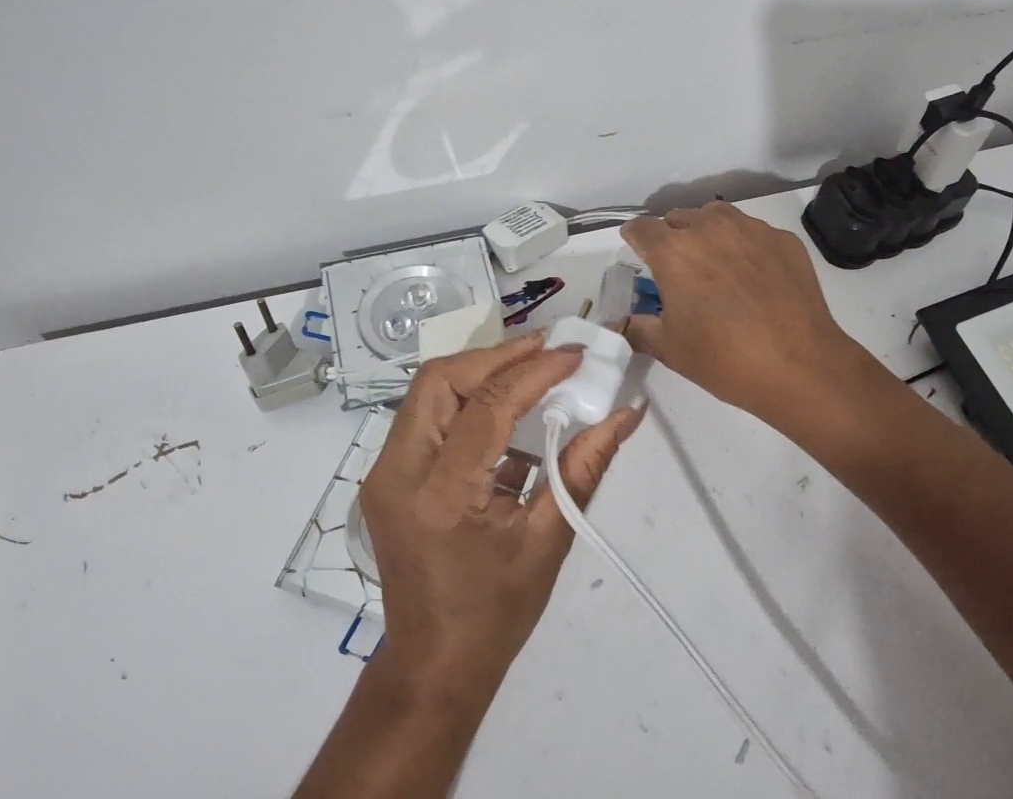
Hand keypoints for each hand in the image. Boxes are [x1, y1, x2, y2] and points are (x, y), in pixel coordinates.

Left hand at [358, 333, 645, 691]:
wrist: (434, 662)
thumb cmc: (497, 613)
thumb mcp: (549, 541)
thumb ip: (584, 468)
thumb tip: (627, 413)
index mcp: (442, 496)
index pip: (489, 406)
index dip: (537, 371)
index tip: (577, 354)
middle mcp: (399, 474)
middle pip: (440, 381)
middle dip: (498, 356)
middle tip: (549, 350)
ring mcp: (385, 475)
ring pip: (428, 393)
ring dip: (480, 373)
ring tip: (534, 368)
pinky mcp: (387, 478)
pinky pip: (426, 418)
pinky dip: (467, 402)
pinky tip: (508, 409)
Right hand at [621, 202, 869, 423]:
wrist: (798, 365)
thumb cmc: (724, 359)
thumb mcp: (670, 350)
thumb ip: (639, 329)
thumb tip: (625, 324)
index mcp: (674, 251)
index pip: (641, 228)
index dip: (635, 240)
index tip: (639, 254)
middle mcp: (710, 228)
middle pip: (679, 218)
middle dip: (673, 238)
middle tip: (679, 271)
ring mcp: (752, 230)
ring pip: (718, 217)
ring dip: (708, 234)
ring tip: (716, 267)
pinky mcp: (784, 240)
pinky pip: (754, 232)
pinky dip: (745, 246)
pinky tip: (754, 278)